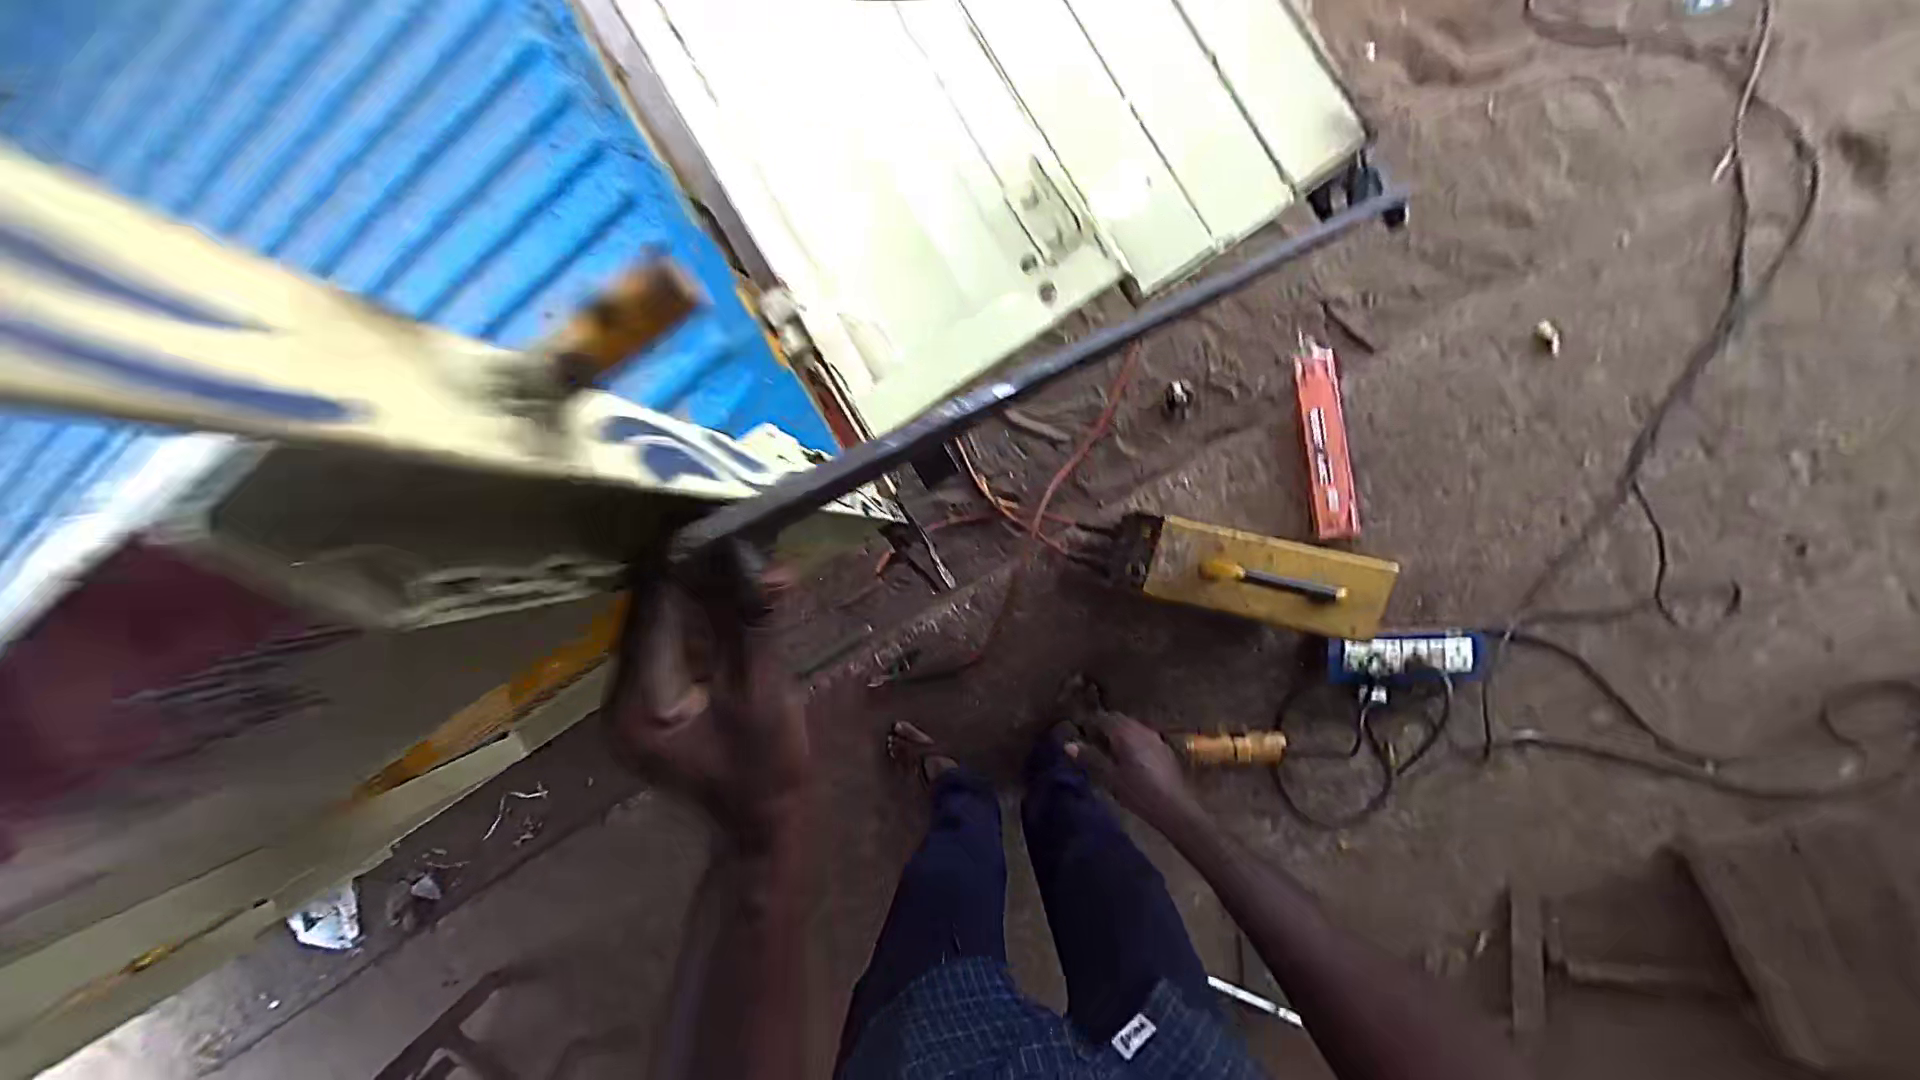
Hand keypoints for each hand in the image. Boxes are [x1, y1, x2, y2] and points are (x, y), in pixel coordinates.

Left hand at [604, 542, 808, 847]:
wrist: (762, 822)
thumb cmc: (766, 770)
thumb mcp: (765, 695)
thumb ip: (757, 627)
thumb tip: (772, 568)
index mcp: (639, 706)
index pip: (654, 617)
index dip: (682, 570)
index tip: (713, 529)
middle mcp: (621, 700)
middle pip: (650, 617)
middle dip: (691, 577)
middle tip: (729, 536)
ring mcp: (634, 702)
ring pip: (659, 626)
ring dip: (695, 593)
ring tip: (732, 555)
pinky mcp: (654, 700)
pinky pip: (671, 643)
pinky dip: (699, 617)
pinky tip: (726, 593)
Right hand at [1066, 708, 1206, 836]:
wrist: (1174, 806)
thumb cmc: (1138, 792)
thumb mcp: (1110, 777)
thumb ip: (1090, 757)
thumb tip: (1068, 744)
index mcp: (1124, 733)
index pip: (1102, 718)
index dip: (1090, 723)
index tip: (1082, 734)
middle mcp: (1140, 729)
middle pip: (1118, 718)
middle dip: (1104, 725)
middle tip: (1094, 741)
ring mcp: (1154, 737)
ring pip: (1132, 726)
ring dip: (1119, 731)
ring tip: (1111, 749)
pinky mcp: (1164, 747)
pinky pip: (1143, 735)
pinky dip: (1133, 739)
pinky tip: (1132, 757)